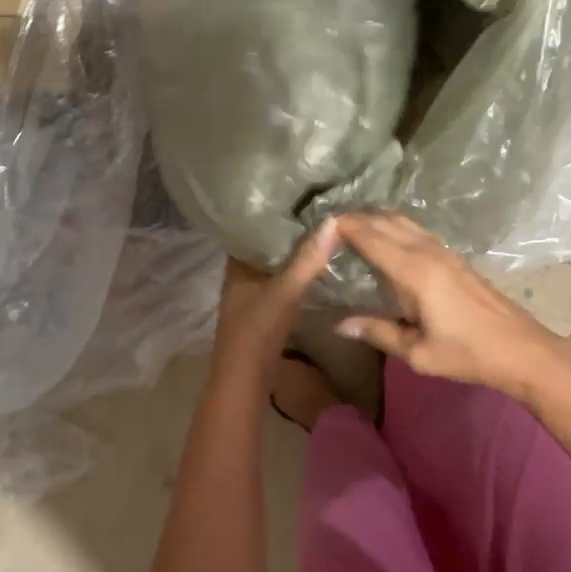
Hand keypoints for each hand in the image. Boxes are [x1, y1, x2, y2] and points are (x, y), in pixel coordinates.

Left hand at [210, 220, 341, 379]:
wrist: (245, 379)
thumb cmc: (257, 329)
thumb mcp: (285, 290)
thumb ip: (308, 259)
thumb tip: (333, 221)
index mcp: (237, 261)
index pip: (252, 223)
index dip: (272, 207)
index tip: (299, 191)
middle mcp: (241, 271)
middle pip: (266, 242)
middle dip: (289, 227)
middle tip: (320, 205)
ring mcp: (252, 290)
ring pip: (275, 261)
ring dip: (294, 249)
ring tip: (324, 227)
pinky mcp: (265, 305)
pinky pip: (282, 278)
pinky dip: (297, 269)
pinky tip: (319, 262)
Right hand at [332, 212, 561, 400]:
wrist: (521, 349)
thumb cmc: (467, 353)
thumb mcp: (417, 352)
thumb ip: (377, 332)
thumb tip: (340, 324)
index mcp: (414, 271)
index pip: (370, 237)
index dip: (343, 227)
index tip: (318, 225)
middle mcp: (426, 251)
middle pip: (384, 221)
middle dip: (355, 218)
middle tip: (327, 226)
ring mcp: (443, 250)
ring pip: (402, 221)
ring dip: (374, 219)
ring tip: (350, 227)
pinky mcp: (453, 256)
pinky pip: (415, 230)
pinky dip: (392, 226)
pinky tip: (385, 240)